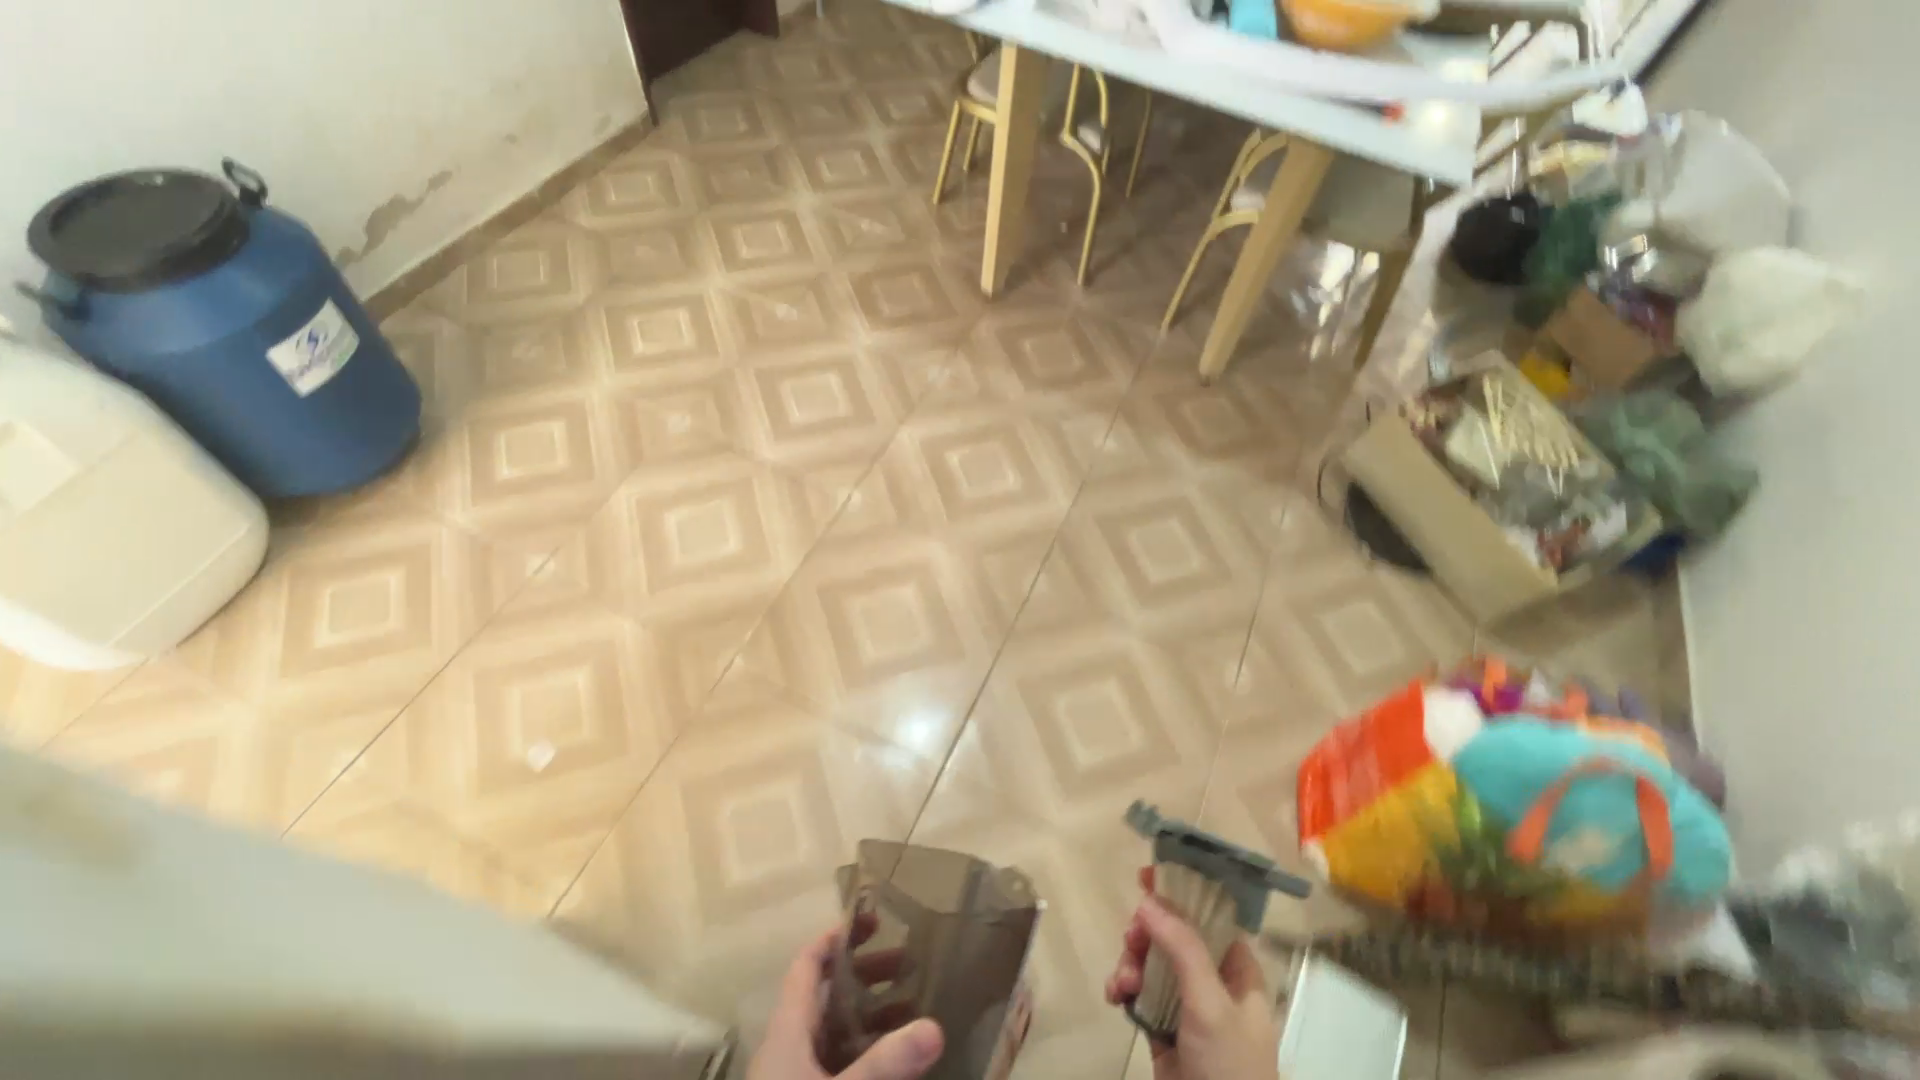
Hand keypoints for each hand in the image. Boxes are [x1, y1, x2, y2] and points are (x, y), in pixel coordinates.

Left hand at [747, 924, 944, 1079]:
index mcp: (787, 1035)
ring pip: (834, 1035)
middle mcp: (788, 1053)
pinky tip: (899, 1065)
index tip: (873, 920)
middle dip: (867, 976)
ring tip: (916, 1010)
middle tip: (911, 964)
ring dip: (871, 1017)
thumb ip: (886, 1065)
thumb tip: (936, 1026)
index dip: (835, 940)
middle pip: (826, 998)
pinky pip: (839, 1067)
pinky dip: (868, 1056)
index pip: (807, 968)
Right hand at [1105, 868, 1279, 1079]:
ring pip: (1151, 963)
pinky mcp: (1163, 1030)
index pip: (1208, 917)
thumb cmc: (1229, 1065)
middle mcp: (1214, 982)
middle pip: (1172, 937)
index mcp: (1238, 970)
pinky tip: (1115, 996)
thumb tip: (1148, 899)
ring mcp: (1187, 1007)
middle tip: (1131, 941)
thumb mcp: (1209, 1001)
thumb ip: (1181, 947)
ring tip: (1121, 984)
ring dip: (1130, 964)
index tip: (1144, 878)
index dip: (1179, 894)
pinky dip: (1124, 988)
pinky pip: (1138, 993)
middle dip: (1146, 935)